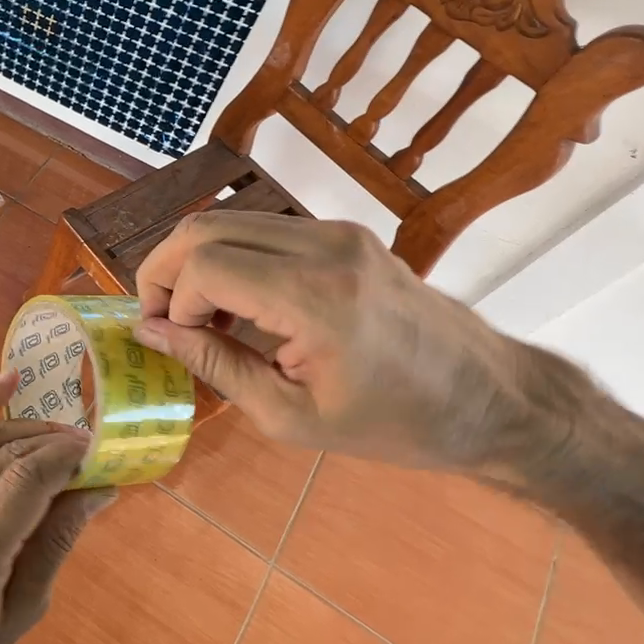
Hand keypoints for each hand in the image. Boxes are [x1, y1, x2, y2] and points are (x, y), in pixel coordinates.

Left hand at [0, 371, 115, 643]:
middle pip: (8, 454)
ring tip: (65, 431)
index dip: (67, 458)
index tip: (99, 452)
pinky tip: (9, 380)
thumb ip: (56, 542)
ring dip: (29, 427)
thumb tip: (98, 492)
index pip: (27, 479)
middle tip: (91, 444)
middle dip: (55, 442)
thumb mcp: (22, 609)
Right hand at [132, 211, 551, 472]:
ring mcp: (336, 231)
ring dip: (193, 261)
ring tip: (196, 316)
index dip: (170, 301)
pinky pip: (258, 228)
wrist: (495, 398)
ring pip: (226, 218)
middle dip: (163, 269)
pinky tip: (233, 301)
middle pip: (204, 227)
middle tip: (158, 317)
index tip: (172, 341)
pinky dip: (226, 256)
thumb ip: (212, 364)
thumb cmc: (396, 424)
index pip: (204, 265)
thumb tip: (149, 332)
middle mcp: (324, 246)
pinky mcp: (343, 232)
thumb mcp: (290, 416)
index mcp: (315, 298)